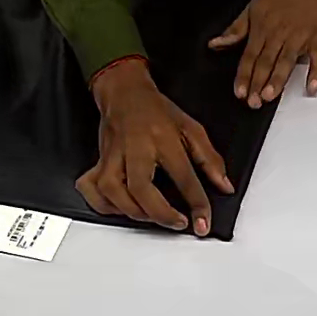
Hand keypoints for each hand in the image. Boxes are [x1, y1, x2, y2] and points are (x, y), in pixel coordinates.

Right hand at [81, 58, 233, 234]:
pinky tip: (120, 209)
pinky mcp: (98, 161)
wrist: (124, 92)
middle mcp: (136, 148)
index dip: (196, 203)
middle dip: (160, 213)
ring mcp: (113, 155)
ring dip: (133, 212)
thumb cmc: (156, 110)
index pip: (183, 176)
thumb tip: (224, 186)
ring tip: (152, 217)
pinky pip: (91, 188)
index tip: (203, 222)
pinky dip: (103, 205)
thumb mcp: (191, 128)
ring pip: (112, 191)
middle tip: (177, 223)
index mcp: (163, 138)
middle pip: (141, 188)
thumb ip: (210, 159)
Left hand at [210, 0, 316, 108]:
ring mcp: (300, 37)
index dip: (244, 76)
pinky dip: (316, 72)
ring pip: (287, 61)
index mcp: (262, 29)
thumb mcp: (251, 8)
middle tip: (254, 102)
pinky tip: (311, 87)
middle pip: (267, 62)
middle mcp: (280, 34)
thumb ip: (234, 31)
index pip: (250, 57)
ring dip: (279, 79)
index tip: (240, 92)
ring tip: (271, 96)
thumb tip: (215, 44)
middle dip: (259, 83)